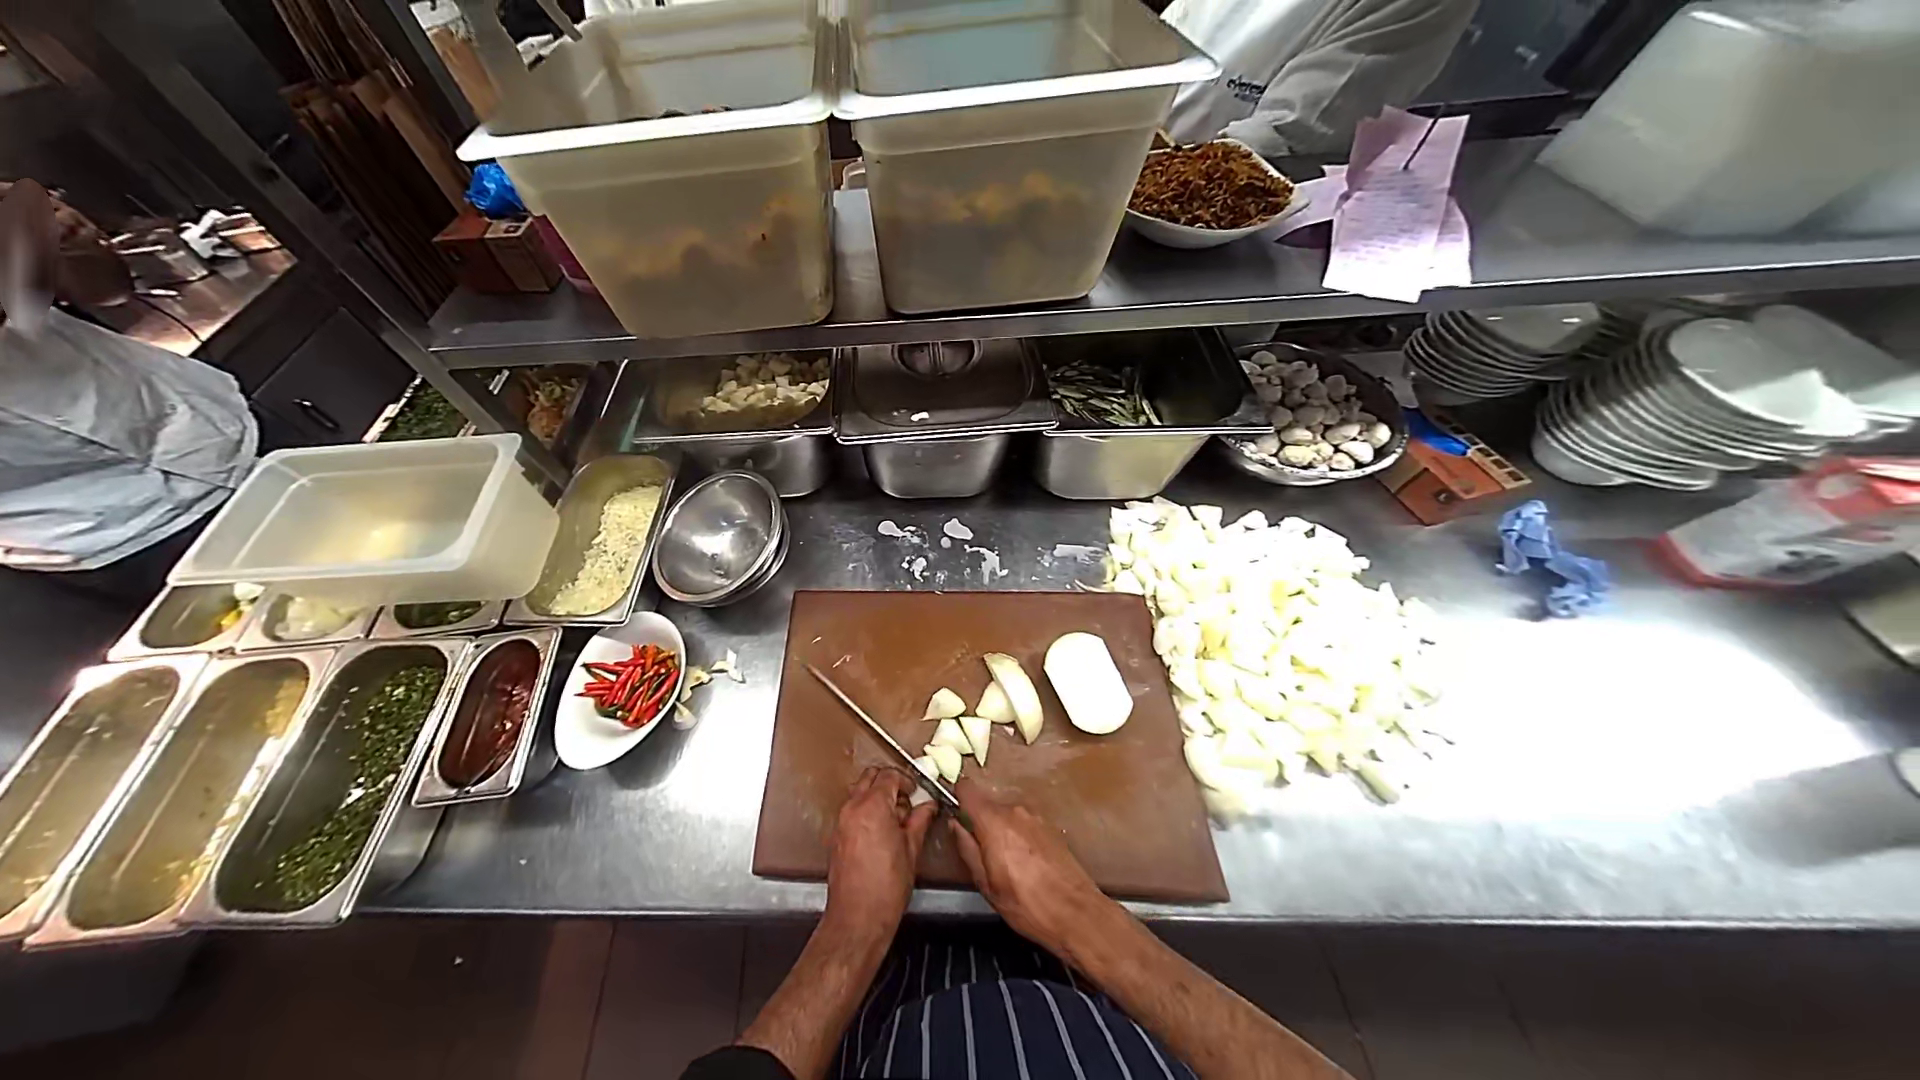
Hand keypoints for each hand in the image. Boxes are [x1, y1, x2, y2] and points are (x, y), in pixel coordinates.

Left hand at [826, 767, 935, 933]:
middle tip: (907, 799)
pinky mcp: (836, 836)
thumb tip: (928, 807)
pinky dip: (866, 811)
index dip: (906, 780)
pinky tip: (882, 832)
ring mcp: (841, 822)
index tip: (916, 790)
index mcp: (873, 806)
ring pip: (859, 792)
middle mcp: (852, 808)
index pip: (889, 775)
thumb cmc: (886, 888)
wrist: (858, 918)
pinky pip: (852, 810)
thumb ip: (920, 820)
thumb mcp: (912, 849)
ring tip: (897, 819)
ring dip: (877, 796)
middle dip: (889, 782)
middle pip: (870, 776)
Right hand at [948, 781, 1121, 958]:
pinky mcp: (1051, 826)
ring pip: (1007, 815)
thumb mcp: (986, 884)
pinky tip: (1026, 864)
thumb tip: (955, 825)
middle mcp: (1015, 811)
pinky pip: (1025, 823)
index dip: (957, 796)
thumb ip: (967, 848)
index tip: (953, 811)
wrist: (1075, 912)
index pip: (967, 789)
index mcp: (994, 822)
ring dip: (1001, 831)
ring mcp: (1035, 816)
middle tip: (982, 854)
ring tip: (1007, 864)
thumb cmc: (1026, 904)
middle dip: (980, 823)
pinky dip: (1019, 836)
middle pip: (987, 805)